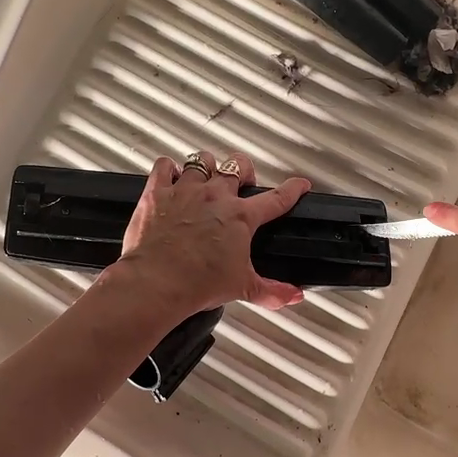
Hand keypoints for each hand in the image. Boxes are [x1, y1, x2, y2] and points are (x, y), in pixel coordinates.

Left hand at [107, 151, 310, 317]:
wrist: (158, 282)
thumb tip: (292, 296)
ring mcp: (186, 190)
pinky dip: (169, 168)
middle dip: (244, 170)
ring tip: (206, 175)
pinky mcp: (158, 192)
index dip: (292, 189)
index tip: (299, 185)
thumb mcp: (242, 287)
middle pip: (238, 166)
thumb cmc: (197, 282)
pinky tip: (171, 174)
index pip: (276, 198)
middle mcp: (215, 196)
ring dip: (207, 166)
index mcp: (240, 217)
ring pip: (202, 161)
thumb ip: (272, 290)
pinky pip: (165, 166)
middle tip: (243, 181)